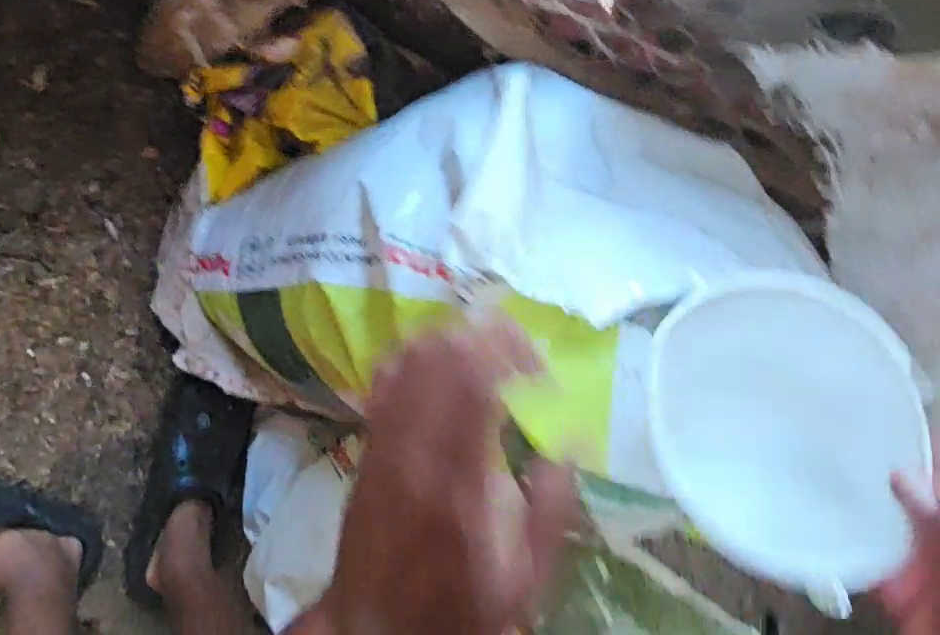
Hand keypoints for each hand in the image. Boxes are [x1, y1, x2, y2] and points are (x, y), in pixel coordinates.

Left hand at [302, 317, 579, 634]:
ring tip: (484, 346)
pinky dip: (415, 354)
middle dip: (485, 334)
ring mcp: (387, 437)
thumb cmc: (459, 602)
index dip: (510, 353)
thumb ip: (553, 507)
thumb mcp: (525, 576)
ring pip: (413, 354)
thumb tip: (571, 438)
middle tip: (517, 346)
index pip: (480, 382)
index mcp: (464, 478)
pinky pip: (387, 375)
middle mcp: (419, 445)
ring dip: (452, 337)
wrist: (377, 621)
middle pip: (443, 354)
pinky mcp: (368, 438)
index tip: (539, 364)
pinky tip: (438, 358)